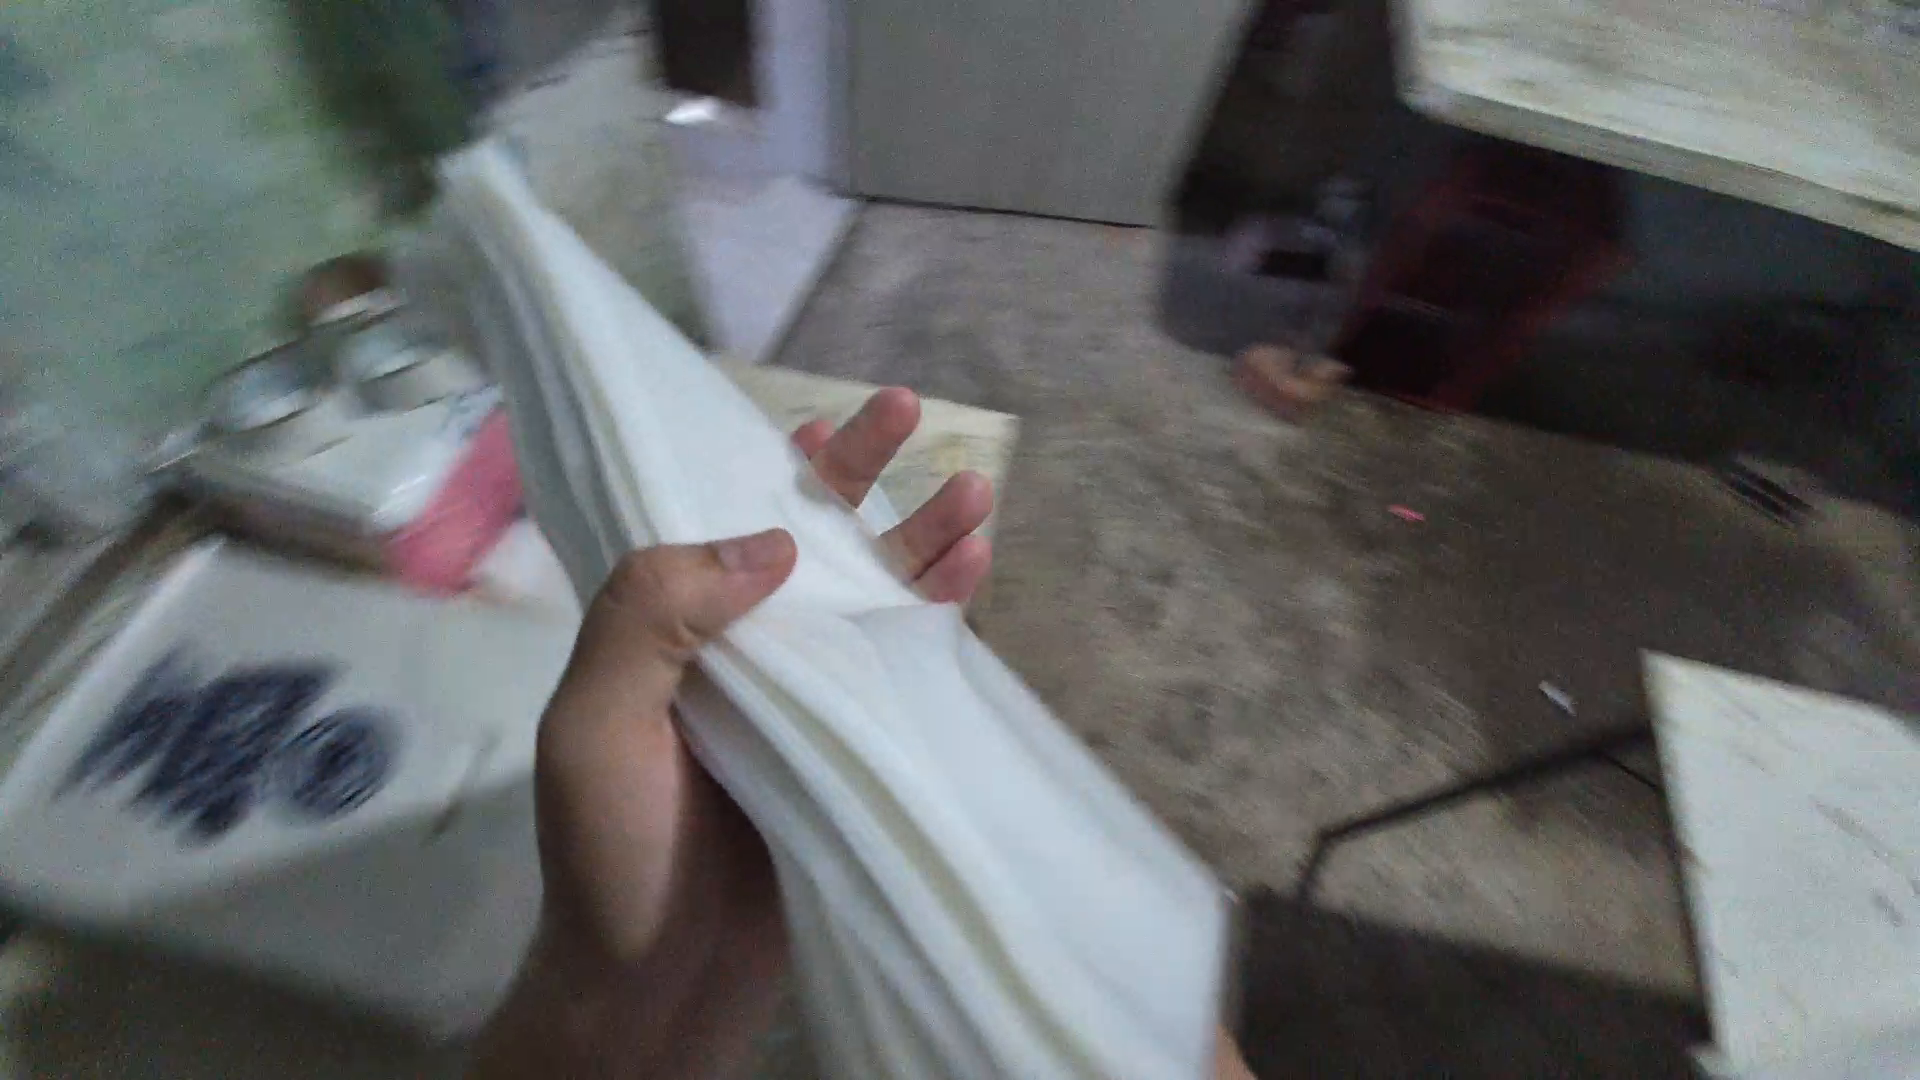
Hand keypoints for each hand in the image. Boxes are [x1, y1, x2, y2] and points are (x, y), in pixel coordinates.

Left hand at [471, 389, 992, 1078]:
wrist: (669, 975)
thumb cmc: (617, 847)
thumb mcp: (596, 720)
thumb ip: (652, 614)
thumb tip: (772, 544)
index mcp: (682, 620)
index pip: (729, 516)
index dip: (771, 467)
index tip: (815, 426)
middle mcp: (754, 634)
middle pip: (815, 535)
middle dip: (861, 470)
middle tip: (906, 409)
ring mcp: (815, 679)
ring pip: (877, 584)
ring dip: (923, 531)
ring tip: (972, 487)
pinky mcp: (863, 723)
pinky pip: (906, 651)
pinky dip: (941, 605)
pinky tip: (975, 565)